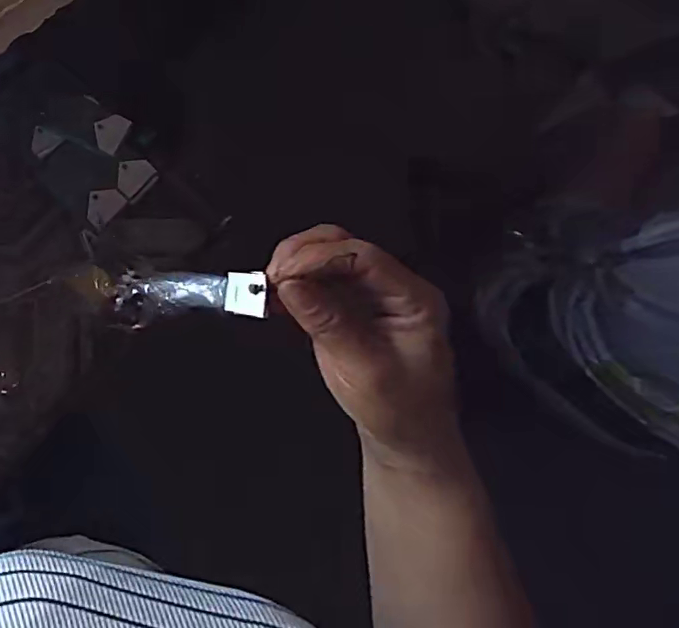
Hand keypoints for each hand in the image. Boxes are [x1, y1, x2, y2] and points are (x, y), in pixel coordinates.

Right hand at [267, 225, 464, 473]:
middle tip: (271, 280)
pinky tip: (270, 296)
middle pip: (338, 243)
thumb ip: (327, 323)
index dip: (317, 258)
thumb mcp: (363, 369)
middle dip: (298, 255)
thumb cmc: (396, 407)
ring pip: (317, 252)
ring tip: (267, 289)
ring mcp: (363, 291)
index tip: (283, 277)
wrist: (403, 434)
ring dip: (287, 265)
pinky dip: (284, 279)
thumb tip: (288, 285)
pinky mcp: (339, 299)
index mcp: (411, 299)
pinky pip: (307, 274)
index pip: (362, 256)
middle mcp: (388, 286)